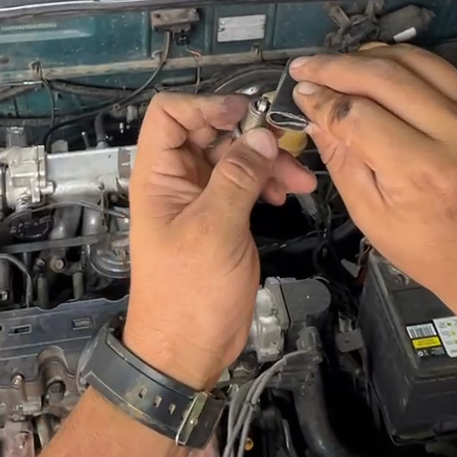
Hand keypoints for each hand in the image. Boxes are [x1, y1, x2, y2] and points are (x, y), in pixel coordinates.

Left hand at [124, 93, 316, 387]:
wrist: (187, 351)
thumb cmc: (187, 294)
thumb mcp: (214, 230)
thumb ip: (238, 178)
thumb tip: (261, 136)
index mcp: (157, 174)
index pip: (169, 113)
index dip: (204, 105)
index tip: (244, 112)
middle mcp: (176, 178)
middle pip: (209, 131)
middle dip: (248, 134)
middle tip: (284, 144)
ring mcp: (200, 196)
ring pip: (234, 156)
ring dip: (267, 160)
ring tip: (298, 179)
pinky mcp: (221, 214)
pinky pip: (245, 182)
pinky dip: (267, 182)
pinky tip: (287, 195)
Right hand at [289, 46, 456, 315]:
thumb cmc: (427, 247)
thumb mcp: (369, 214)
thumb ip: (339, 156)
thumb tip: (311, 108)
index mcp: (424, 172)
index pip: (358, 115)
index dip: (322, 99)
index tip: (299, 91)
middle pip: (384, 76)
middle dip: (336, 67)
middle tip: (306, 67)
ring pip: (412, 59)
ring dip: (367, 57)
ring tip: (337, 65)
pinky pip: (439, 68)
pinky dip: (403, 67)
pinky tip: (379, 77)